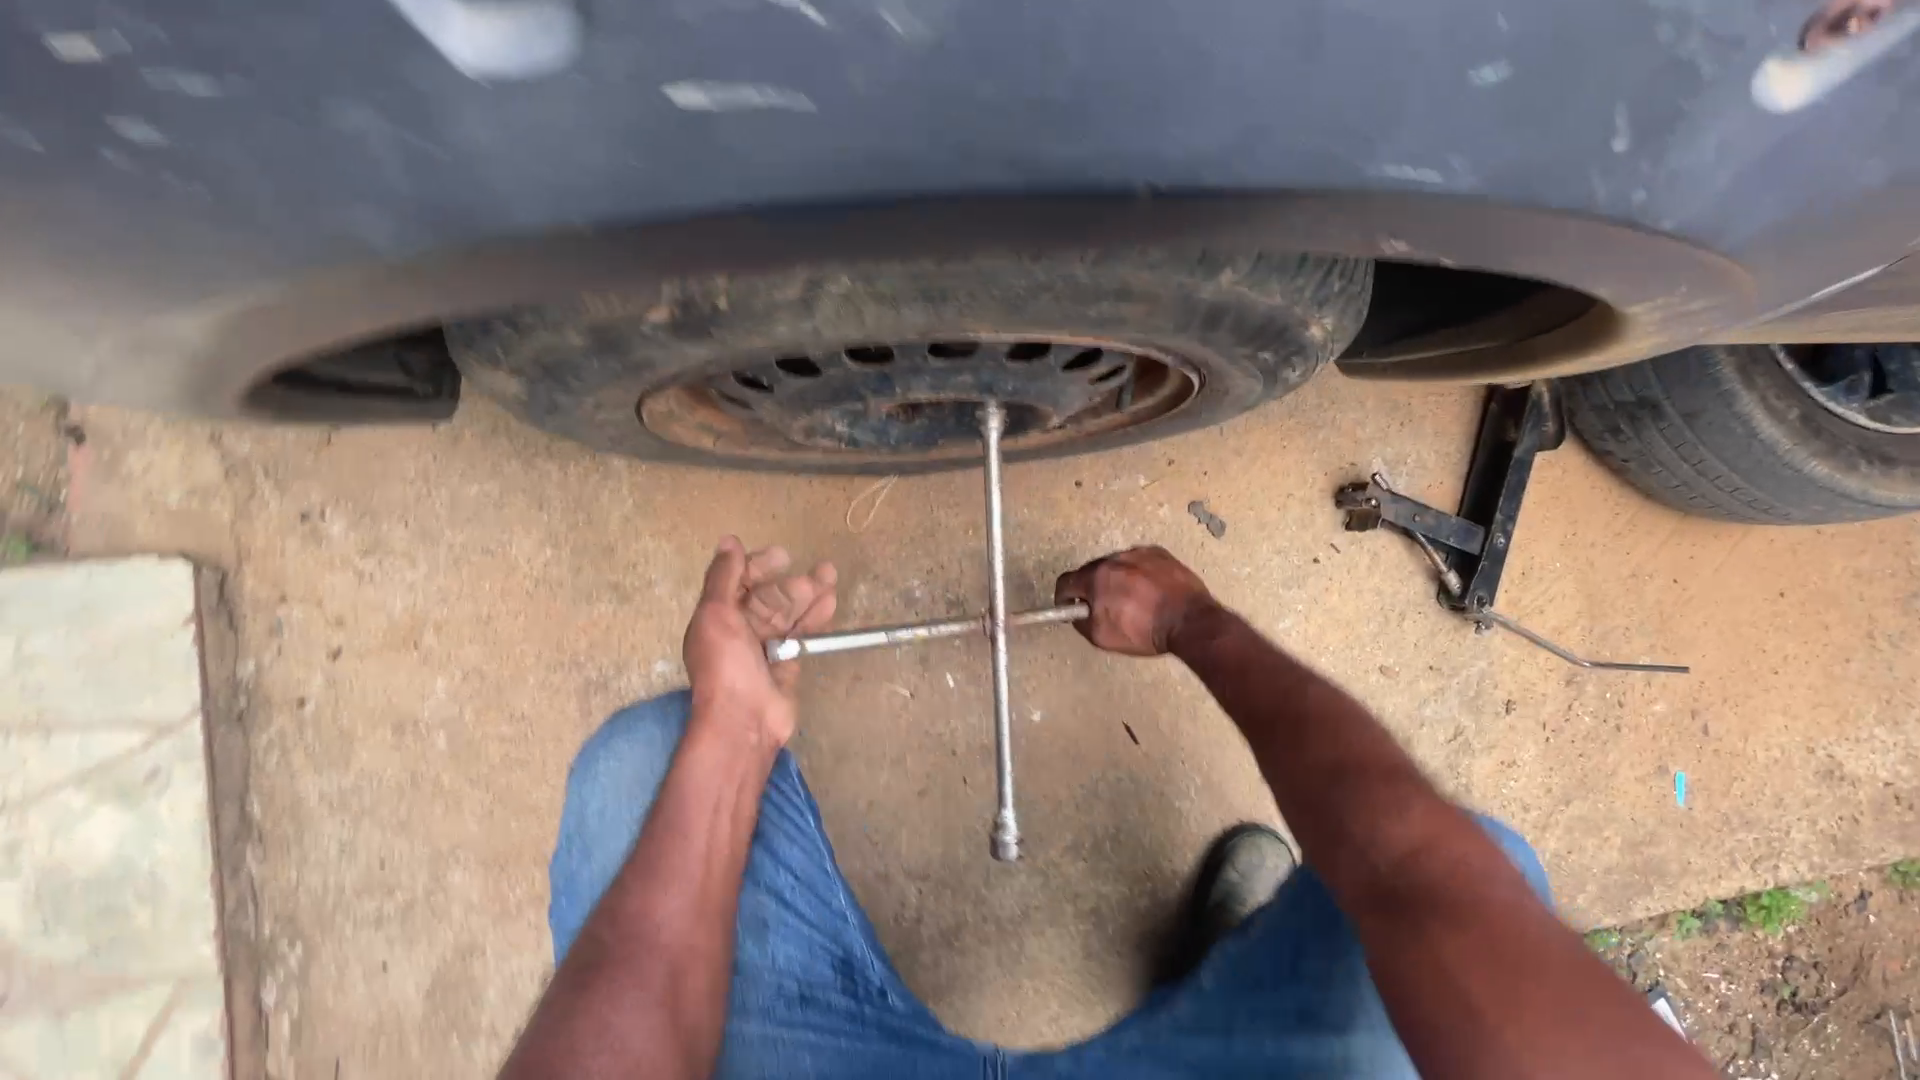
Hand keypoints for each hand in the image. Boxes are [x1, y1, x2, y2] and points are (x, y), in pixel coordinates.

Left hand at [683, 536, 836, 746]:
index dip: (758, 566)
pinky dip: (815, 620)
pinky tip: (830, 604)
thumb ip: (723, 577)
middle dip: (793, 584)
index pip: (738, 582)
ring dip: (809, 597)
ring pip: (788, 616)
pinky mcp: (786, 665)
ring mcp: (764, 650)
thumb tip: (728, 541)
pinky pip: (801, 636)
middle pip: (768, 599)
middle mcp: (738, 632)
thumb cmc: (725, 665)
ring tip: (832, 578)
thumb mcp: (716, 614)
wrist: (743, 719)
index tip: (782, 556)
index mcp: (716, 618)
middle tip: (823, 570)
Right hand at [1054, 545, 1213, 655]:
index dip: (1063, 596)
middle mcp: (1114, 559)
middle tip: (1106, 608)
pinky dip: (1140, 575)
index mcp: (1095, 577)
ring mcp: (1139, 553)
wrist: (1190, 621)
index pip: (1066, 582)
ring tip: (1133, 602)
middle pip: (1092, 572)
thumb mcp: (1101, 637)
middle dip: (1093, 589)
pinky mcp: (1160, 553)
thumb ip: (1080, 622)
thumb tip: (1076, 612)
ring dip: (1117, 580)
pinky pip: (1140, 562)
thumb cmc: (1144, 631)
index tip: (1070, 606)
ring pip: (1117, 566)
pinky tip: (1150, 592)